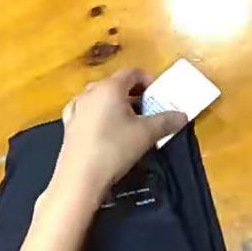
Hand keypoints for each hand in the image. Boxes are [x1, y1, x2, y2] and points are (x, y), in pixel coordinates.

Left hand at [51, 68, 187, 199]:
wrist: (80, 178)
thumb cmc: (115, 148)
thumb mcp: (147, 134)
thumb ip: (167, 121)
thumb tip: (182, 116)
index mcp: (110, 87)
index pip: (132, 72)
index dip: (148, 80)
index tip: (158, 95)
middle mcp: (91, 92)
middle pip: (115, 83)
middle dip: (132, 93)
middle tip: (146, 109)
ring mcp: (77, 108)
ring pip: (99, 97)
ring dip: (114, 104)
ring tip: (126, 121)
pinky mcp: (69, 125)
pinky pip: (85, 111)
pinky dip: (97, 114)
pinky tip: (102, 127)